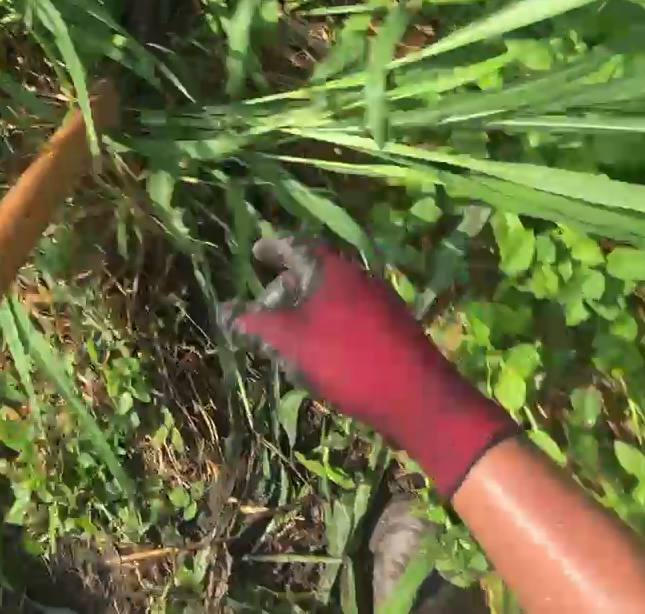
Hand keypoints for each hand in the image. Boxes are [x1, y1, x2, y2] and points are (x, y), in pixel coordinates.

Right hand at [221, 237, 515, 498]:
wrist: (422, 399)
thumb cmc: (346, 359)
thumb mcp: (288, 341)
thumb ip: (252, 323)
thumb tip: (222, 310)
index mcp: (329, 268)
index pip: (292, 245)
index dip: (270, 248)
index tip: (256, 252)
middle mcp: (355, 275)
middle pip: (309, 272)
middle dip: (281, 292)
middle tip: (262, 316)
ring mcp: (378, 300)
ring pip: (329, 297)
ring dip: (303, 313)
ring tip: (287, 343)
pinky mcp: (392, 326)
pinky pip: (348, 315)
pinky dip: (325, 325)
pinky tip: (320, 356)